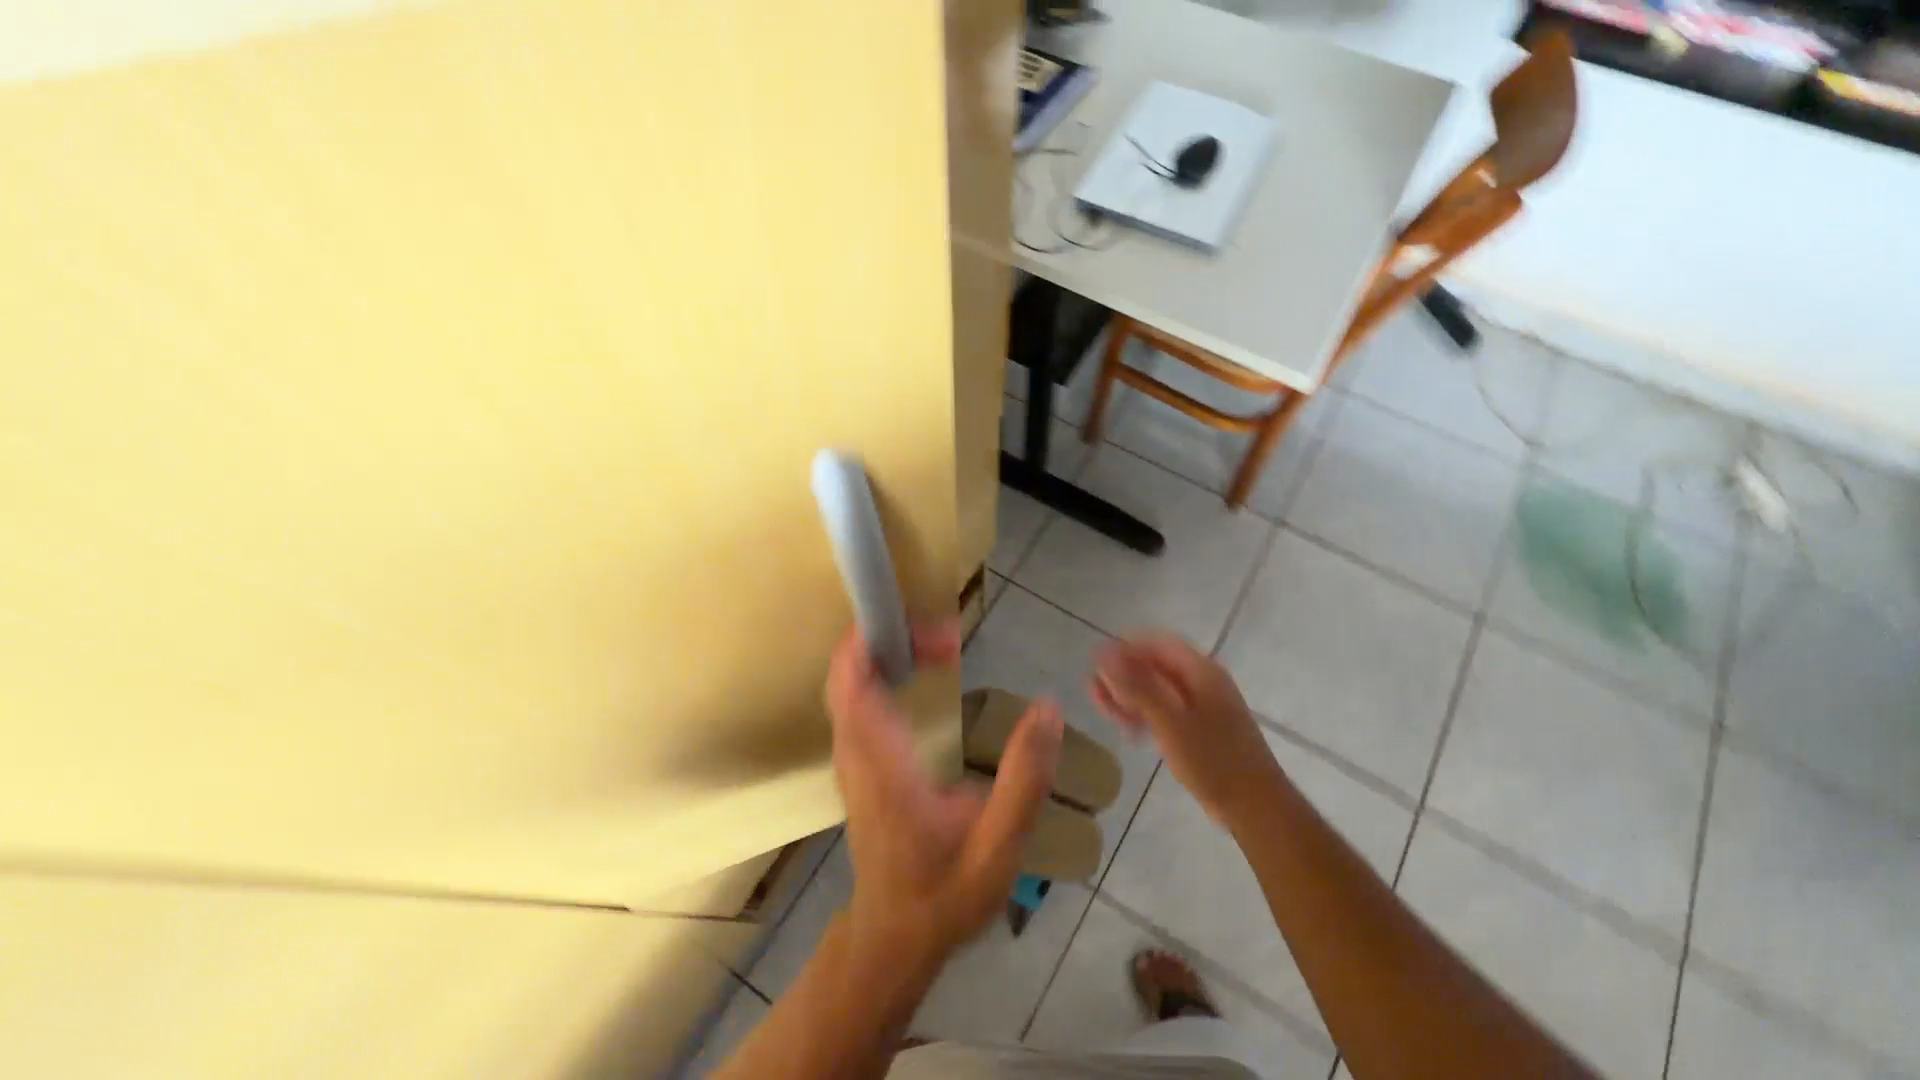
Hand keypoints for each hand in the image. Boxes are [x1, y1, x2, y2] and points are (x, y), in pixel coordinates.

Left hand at [825, 620, 1062, 971]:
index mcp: (883, 769)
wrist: (894, 939)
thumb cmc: (944, 897)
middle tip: (949, 635)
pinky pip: (858, 705)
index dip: (868, 643)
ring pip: (851, 689)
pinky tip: (922, 675)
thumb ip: (1024, 780)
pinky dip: (884, 675)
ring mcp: (852, 763)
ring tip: (942, 644)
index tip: (913, 619)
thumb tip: (1047, 708)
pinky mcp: (859, 769)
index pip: (853, 690)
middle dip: (891, 640)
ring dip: (888, 655)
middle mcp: (857, 758)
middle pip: (850, 678)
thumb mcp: (998, 848)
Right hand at [1091, 634, 1281, 825]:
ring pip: (1159, 689)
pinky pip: (1168, 710)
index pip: (1156, 643)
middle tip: (1094, 694)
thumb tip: (1105, 652)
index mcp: (1200, 671)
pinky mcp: (1202, 728)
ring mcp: (1204, 705)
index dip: (1124, 649)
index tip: (1095, 667)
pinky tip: (1130, 731)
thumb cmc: (1212, 761)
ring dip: (1131, 696)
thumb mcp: (1169, 721)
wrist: (1254, 805)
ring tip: (1106, 713)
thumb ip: (1137, 686)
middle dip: (1123, 675)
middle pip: (1155, 665)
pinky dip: (1146, 714)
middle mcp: (1203, 681)